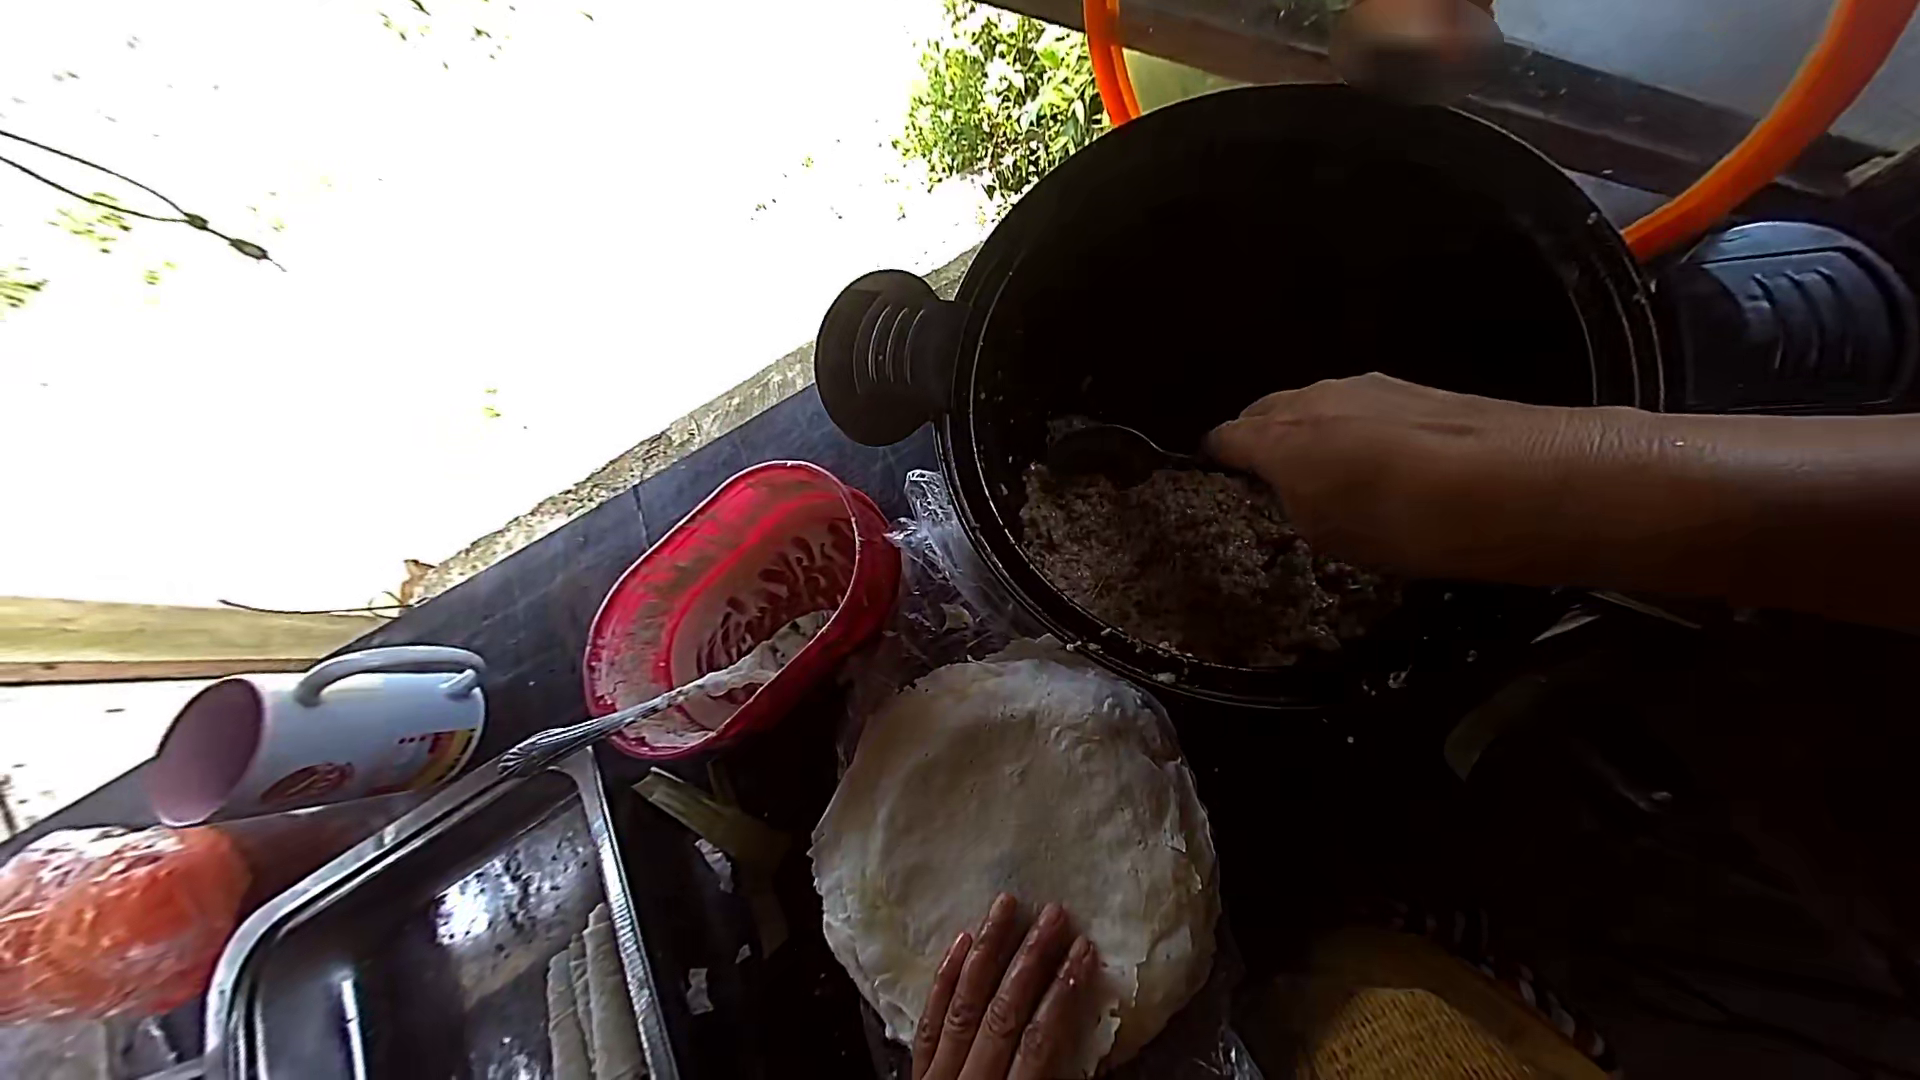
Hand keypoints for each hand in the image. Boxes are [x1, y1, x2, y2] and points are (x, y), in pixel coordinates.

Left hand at [913, 893, 1098, 1079]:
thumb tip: (1103, 1059)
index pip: (1041, 1042)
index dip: (1065, 993)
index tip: (1085, 950)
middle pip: (1004, 1012)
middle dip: (1031, 959)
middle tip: (1055, 913)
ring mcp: (938, 1079)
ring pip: (964, 1003)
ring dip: (988, 949)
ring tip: (1006, 904)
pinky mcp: (917, 1076)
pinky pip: (929, 1020)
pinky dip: (945, 978)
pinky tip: (959, 940)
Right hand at [1205, 373, 1664, 582]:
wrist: (1532, 485)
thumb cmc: (1409, 525)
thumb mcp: (1325, 535)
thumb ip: (1287, 501)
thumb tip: (1283, 486)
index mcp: (1278, 438)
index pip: (1221, 439)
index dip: (1214, 464)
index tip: (1221, 489)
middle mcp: (1311, 399)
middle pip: (1259, 413)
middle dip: (1255, 443)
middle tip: (1271, 486)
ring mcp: (1363, 385)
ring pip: (1308, 406)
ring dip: (1303, 435)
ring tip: (1328, 475)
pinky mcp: (1410, 386)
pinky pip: (1352, 406)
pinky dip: (1346, 429)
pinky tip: (1379, 462)